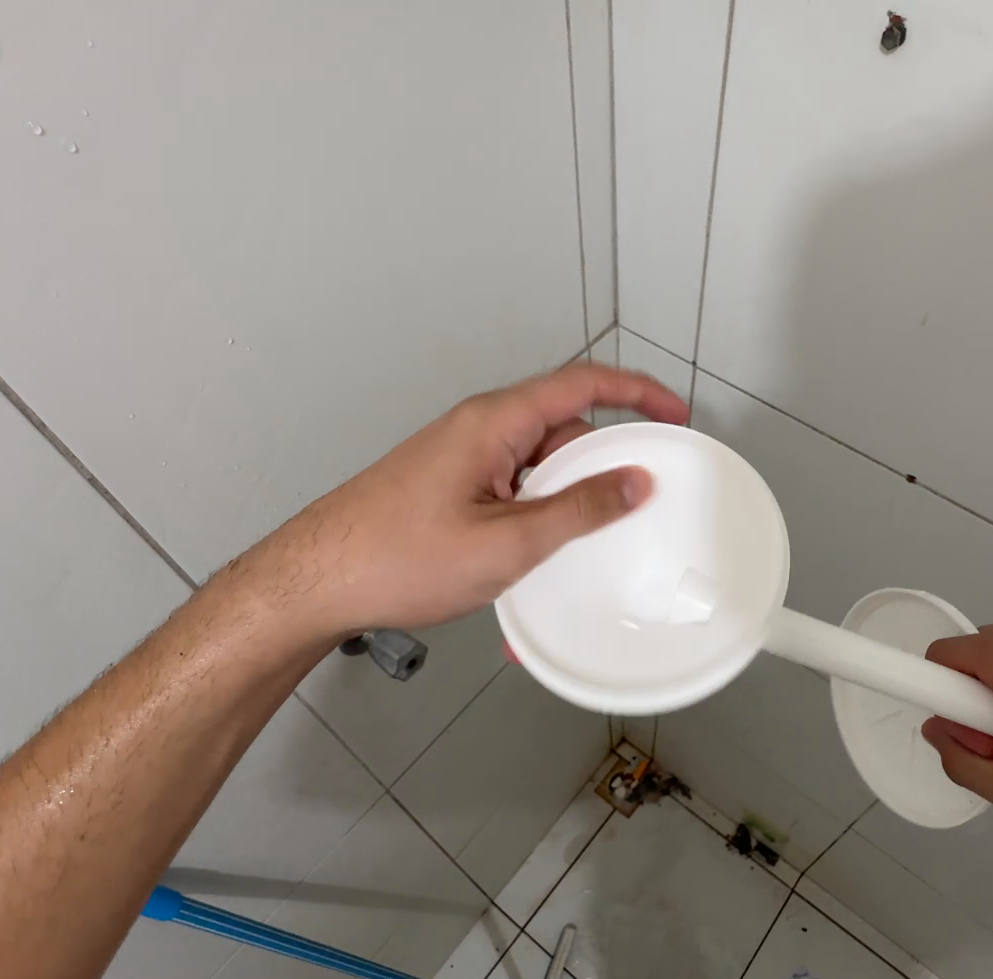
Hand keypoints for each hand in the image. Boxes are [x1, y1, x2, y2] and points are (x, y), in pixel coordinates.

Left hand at [234, 363, 688, 643]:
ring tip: (583, 545)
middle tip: (639, 498)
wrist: (317, 581)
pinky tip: (539, 558)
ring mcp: (463, 458)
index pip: (582, 384)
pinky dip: (538, 514)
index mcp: (494, 423)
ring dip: (569, 497)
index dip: (638, 393)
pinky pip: (514, 487)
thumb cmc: (397, 558)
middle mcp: (479, 430)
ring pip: (539, 463)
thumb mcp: (507, 541)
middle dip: (606, 460)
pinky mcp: (452, 486)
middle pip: (564, 426)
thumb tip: (634, 481)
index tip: (675, 415)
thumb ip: (579, 509)